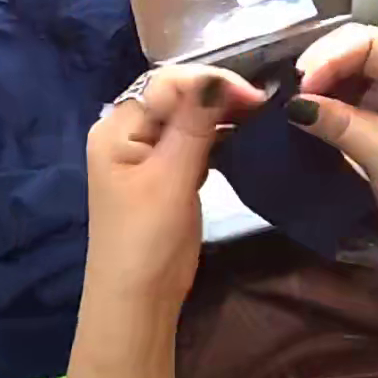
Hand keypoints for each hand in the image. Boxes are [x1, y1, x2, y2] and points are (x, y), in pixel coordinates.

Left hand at [85, 65, 264, 306]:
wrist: (139, 299)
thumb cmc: (147, 239)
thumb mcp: (171, 178)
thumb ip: (193, 125)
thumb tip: (217, 77)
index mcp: (116, 127)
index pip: (164, 85)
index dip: (207, 82)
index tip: (253, 95)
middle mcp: (126, 132)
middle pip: (174, 97)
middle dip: (216, 94)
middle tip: (262, 103)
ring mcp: (145, 153)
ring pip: (185, 118)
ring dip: (219, 113)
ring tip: (258, 114)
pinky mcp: (164, 172)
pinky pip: (191, 140)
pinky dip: (214, 135)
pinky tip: (240, 133)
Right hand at [287, 25, 377, 266]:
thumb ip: (338, 123)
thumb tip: (291, 104)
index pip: (373, 43)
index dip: (332, 56)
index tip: (302, 86)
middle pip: (361, 51)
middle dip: (323, 65)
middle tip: (291, 90)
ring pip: (352, 74)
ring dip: (321, 84)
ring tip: (293, 101)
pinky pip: (350, 99)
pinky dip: (326, 102)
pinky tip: (306, 112)